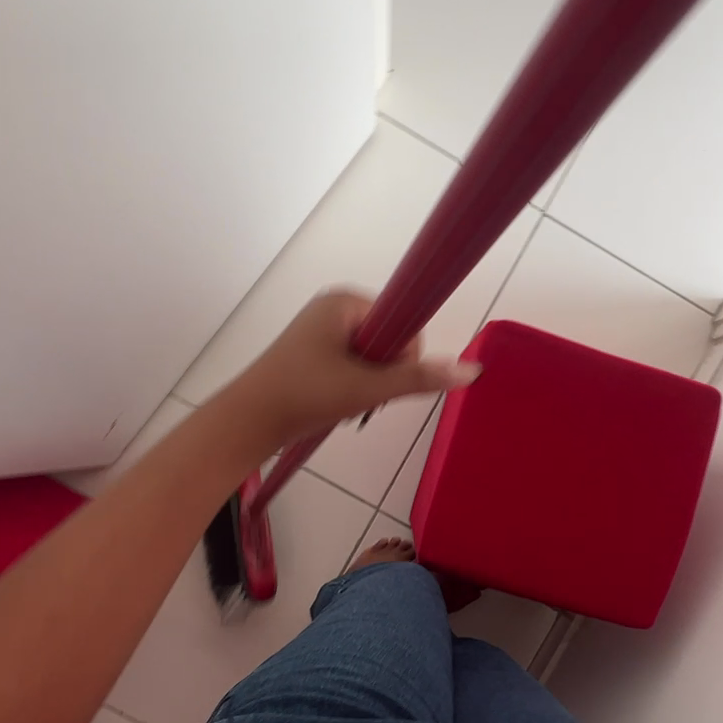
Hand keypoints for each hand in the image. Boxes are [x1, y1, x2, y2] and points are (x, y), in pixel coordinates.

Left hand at [213, 290, 480, 451]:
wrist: (249, 421)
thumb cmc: (306, 395)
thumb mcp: (367, 387)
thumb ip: (420, 377)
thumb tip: (473, 370)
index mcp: (345, 301)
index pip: (403, 321)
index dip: (404, 354)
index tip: (383, 379)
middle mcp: (333, 308)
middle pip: (388, 340)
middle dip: (385, 373)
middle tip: (360, 396)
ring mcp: (320, 331)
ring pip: (371, 358)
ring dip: (370, 385)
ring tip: (346, 403)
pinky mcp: (312, 355)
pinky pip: (352, 365)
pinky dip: (353, 388)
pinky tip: (338, 405)